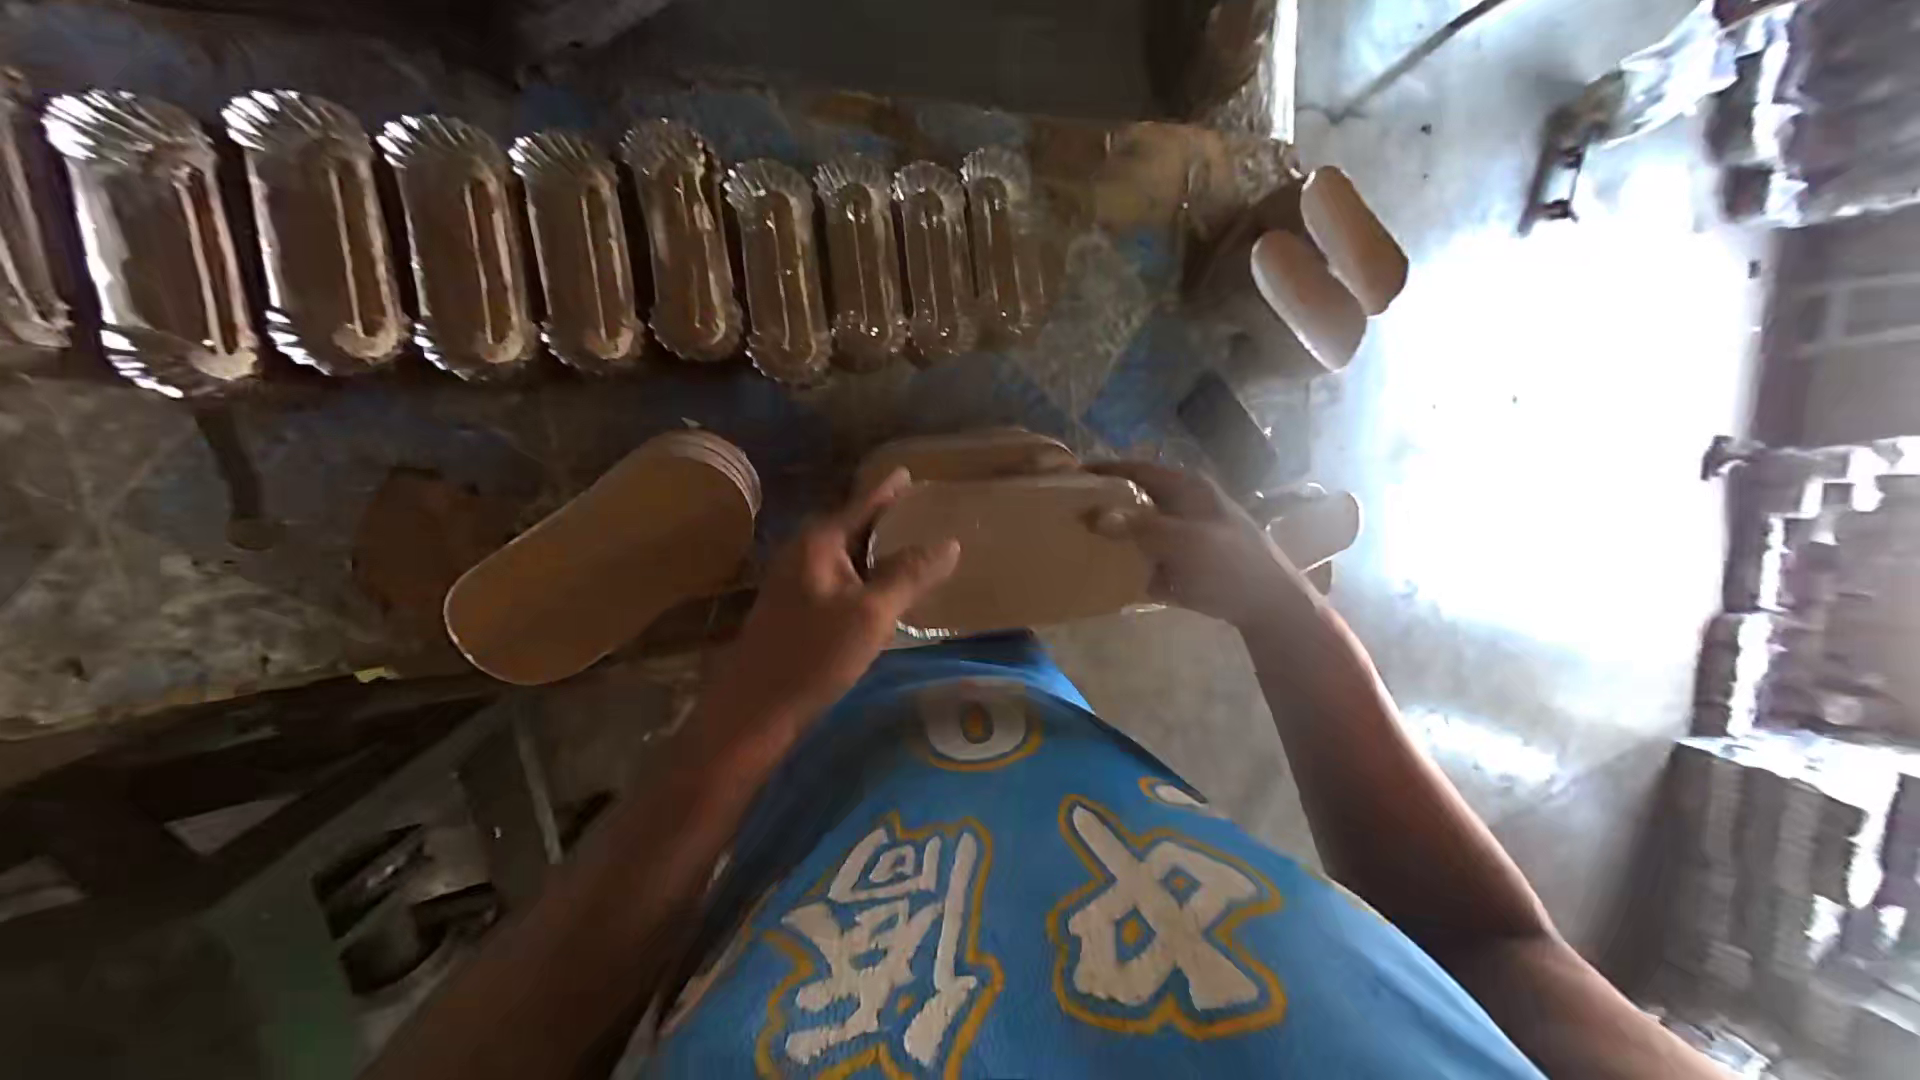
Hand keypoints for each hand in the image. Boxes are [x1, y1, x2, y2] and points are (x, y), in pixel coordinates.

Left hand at [697, 469, 960, 745]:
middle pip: (852, 524)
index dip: (889, 488)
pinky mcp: (798, 609)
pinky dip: (866, 575)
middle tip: (923, 509)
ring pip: (846, 554)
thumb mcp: (871, 613)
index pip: (862, 502)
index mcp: (819, 543)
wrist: (754, 710)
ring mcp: (797, 582)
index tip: (909, 471)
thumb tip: (950, 543)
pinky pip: (841, 578)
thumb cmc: (813, 655)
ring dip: (877, 548)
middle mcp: (804, 553)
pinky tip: (885, 588)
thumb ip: (910, 574)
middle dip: (885, 516)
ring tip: (913, 544)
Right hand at [1087, 461, 1320, 635]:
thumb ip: (1140, 526)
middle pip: (1134, 499)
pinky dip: (1127, 563)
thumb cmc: (1231, 563)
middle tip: (1066, 511)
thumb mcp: (1185, 541)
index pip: (1138, 469)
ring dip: (1112, 536)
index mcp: (1187, 489)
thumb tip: (1094, 516)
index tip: (1071, 474)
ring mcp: (1181, 537)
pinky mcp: (1179, 564)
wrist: (1268, 605)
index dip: (1105, 470)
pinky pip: (1145, 559)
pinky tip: (1103, 571)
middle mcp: (1181, 507)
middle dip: (1103, 504)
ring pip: (1137, 530)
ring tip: (1075, 540)